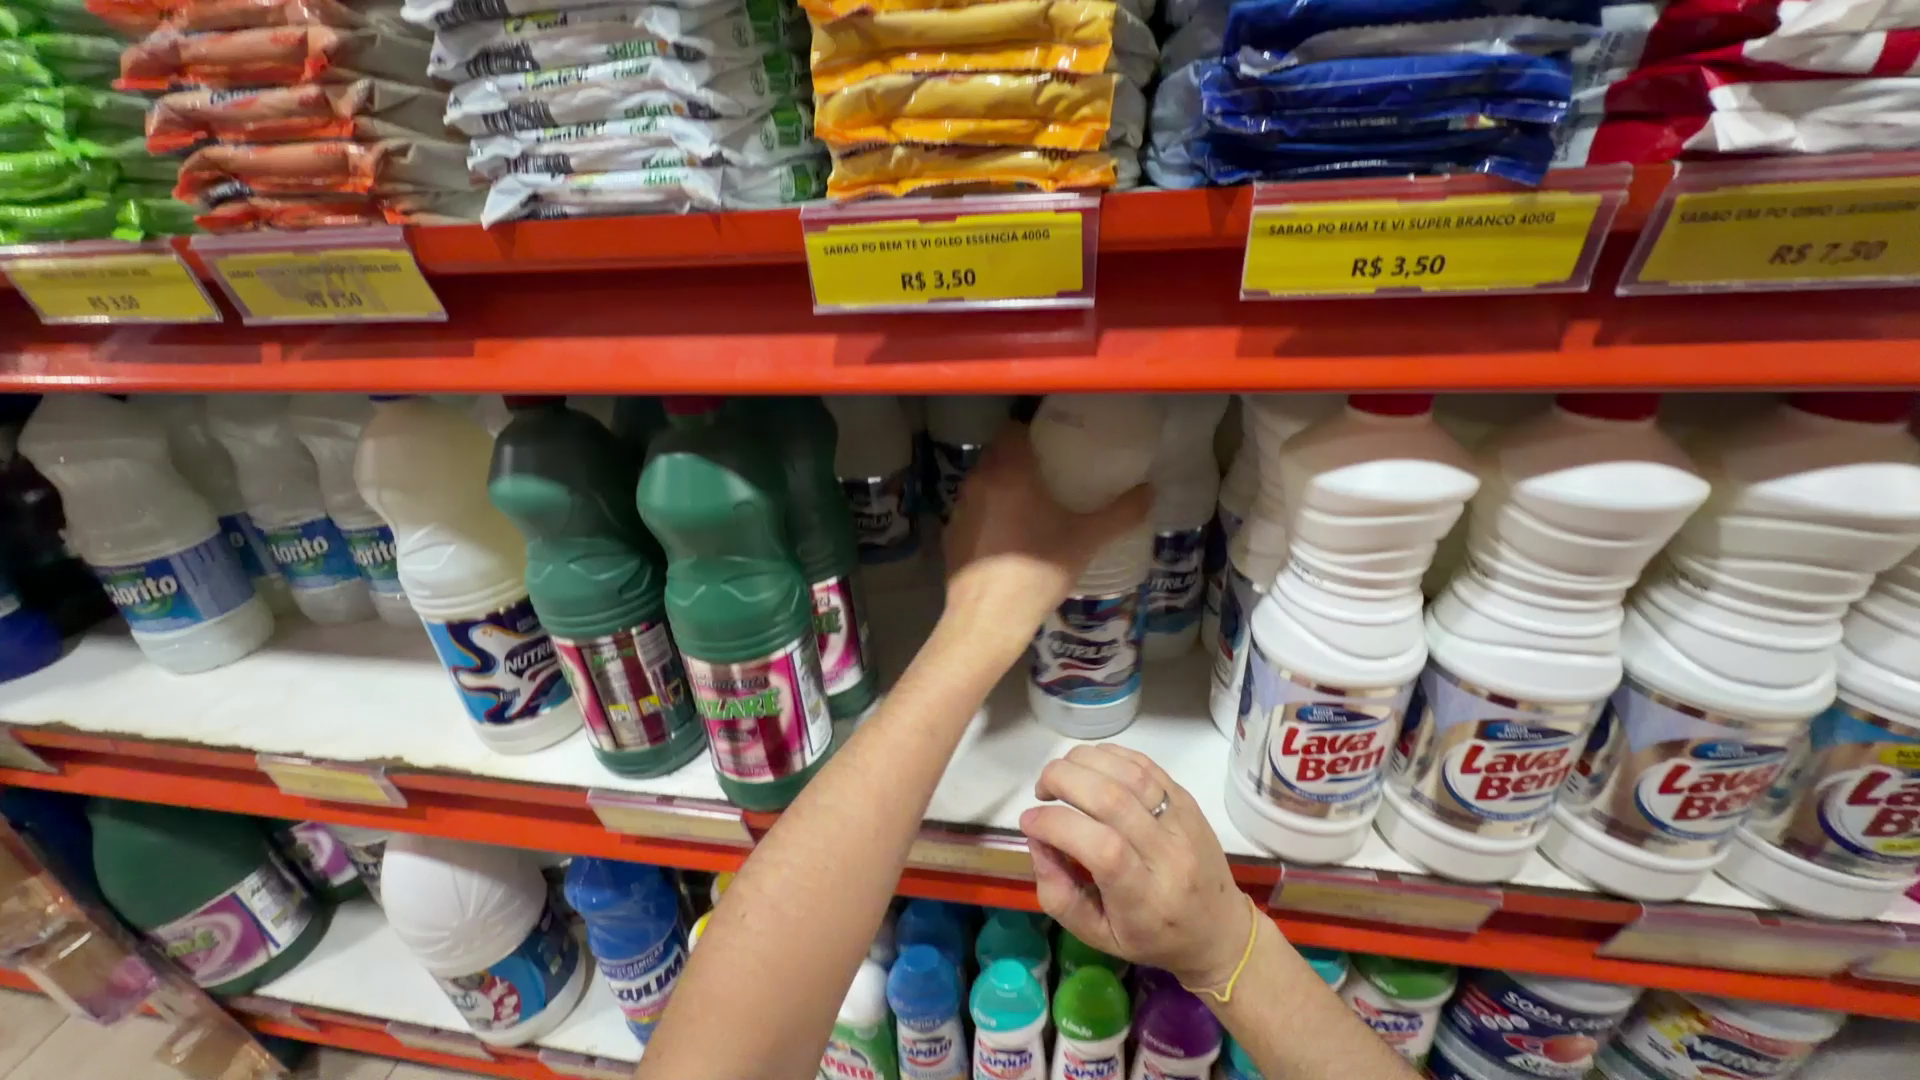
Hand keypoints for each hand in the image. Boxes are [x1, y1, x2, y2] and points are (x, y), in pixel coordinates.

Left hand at [940, 423, 1150, 656]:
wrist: (989, 619)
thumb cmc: (1038, 573)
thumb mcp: (1086, 541)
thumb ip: (1121, 513)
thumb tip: (1150, 491)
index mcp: (1009, 473)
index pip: (1012, 430)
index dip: (1032, 430)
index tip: (1053, 441)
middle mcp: (978, 482)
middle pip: (997, 453)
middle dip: (1020, 457)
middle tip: (1049, 470)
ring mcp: (960, 509)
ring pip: (982, 482)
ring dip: (1002, 485)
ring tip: (1030, 501)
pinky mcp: (952, 535)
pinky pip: (973, 510)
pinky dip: (988, 513)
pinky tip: (1007, 534)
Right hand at [1019, 745, 1253, 989]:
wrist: (1218, 929)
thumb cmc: (1152, 937)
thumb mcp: (1098, 935)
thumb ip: (1058, 895)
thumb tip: (1037, 840)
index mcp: (1146, 899)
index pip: (1103, 849)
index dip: (1057, 825)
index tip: (1029, 822)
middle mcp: (1169, 854)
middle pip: (1113, 799)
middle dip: (1063, 781)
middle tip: (1041, 791)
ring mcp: (1182, 820)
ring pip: (1128, 772)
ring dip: (1082, 762)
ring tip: (1060, 777)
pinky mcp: (1187, 799)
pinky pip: (1144, 763)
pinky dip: (1107, 755)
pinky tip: (1088, 768)